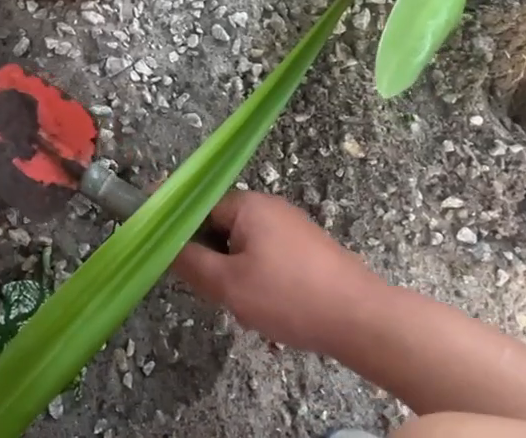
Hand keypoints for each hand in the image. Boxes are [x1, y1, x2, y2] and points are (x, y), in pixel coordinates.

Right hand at [170, 191, 382, 354]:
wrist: (364, 320)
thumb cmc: (290, 297)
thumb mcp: (229, 284)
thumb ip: (190, 262)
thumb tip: (161, 242)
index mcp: (248, 204)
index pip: (197, 207)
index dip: (179, 231)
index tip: (169, 255)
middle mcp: (269, 206)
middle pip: (220, 227)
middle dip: (213, 260)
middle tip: (215, 292)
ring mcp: (292, 227)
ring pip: (244, 247)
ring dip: (237, 275)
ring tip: (247, 307)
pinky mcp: (308, 250)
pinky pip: (268, 258)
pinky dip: (260, 280)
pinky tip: (270, 310)